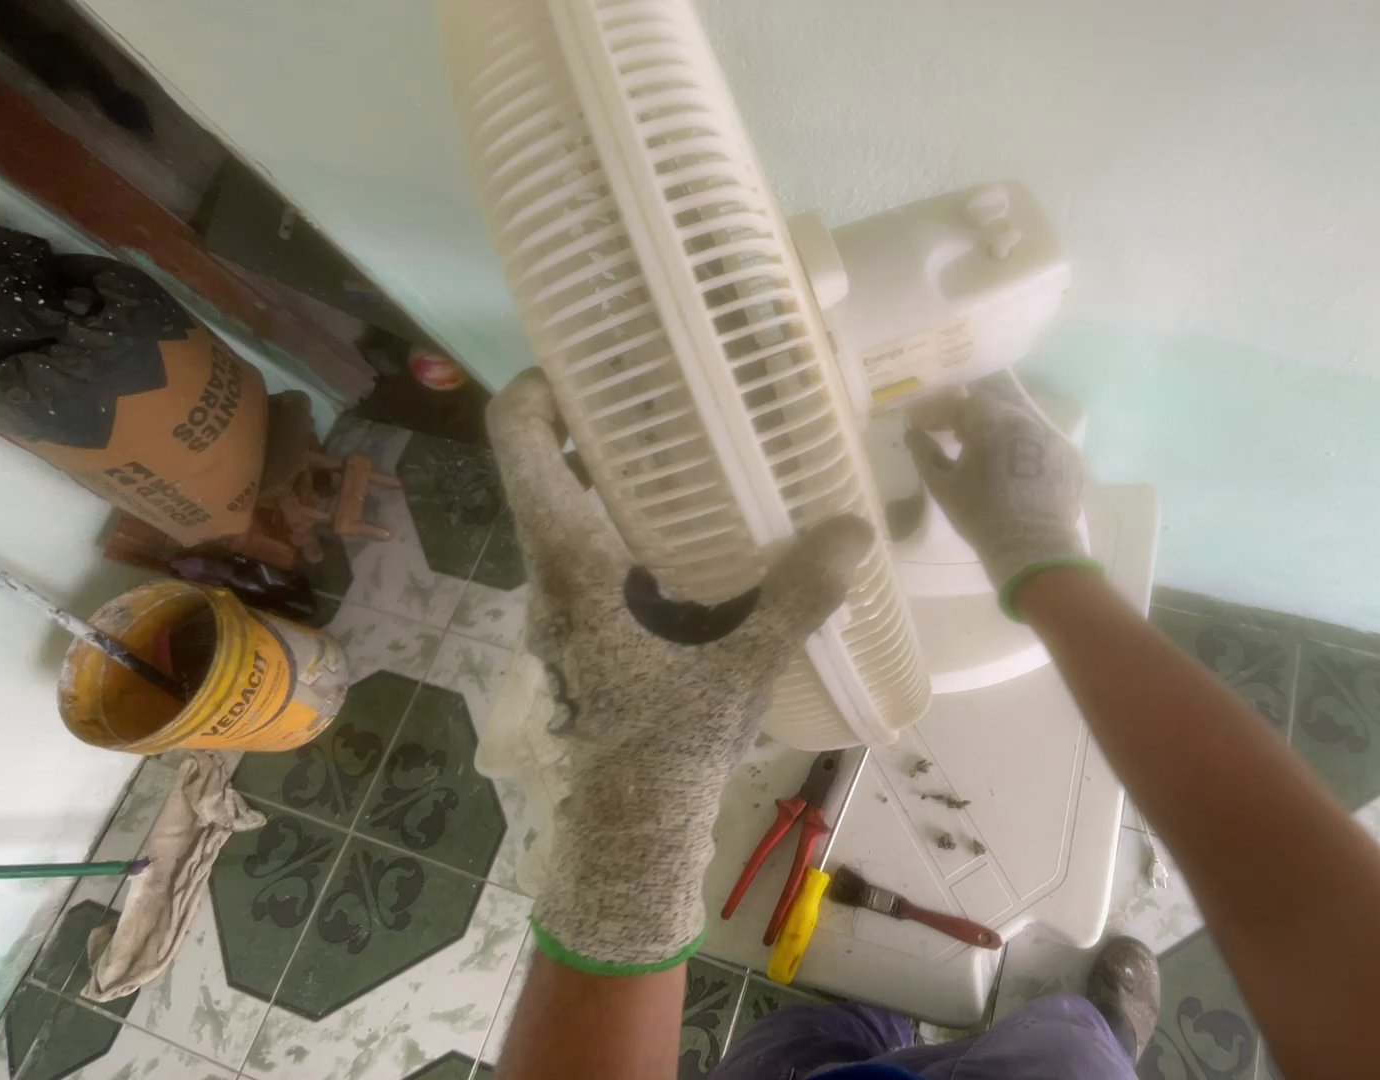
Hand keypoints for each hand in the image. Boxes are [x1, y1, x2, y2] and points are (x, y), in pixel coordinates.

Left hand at [481, 369, 872, 971]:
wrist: (630, 830)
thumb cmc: (669, 749)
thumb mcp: (741, 671)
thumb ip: (797, 600)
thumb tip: (856, 530)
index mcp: (573, 569)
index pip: (523, 453)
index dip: (541, 391)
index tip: (591, 360)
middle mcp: (555, 575)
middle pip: (546, 470)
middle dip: (592, 422)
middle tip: (665, 391)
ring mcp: (567, 602)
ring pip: (571, 511)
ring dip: (611, 471)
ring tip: (684, 444)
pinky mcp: (589, 627)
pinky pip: (599, 549)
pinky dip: (633, 519)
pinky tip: (696, 527)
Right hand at [904, 373, 1096, 617]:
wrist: (1033, 548)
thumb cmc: (981, 516)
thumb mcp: (943, 486)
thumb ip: (925, 454)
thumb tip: (913, 433)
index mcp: (992, 422)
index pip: (960, 402)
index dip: (938, 411)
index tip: (924, 425)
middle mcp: (1025, 420)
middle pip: (991, 405)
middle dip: (968, 416)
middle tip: (953, 435)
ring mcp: (1051, 436)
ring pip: (1018, 420)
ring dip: (997, 429)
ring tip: (983, 451)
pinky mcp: (1067, 456)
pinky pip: (1039, 440)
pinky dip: (1021, 446)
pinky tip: (1013, 467)